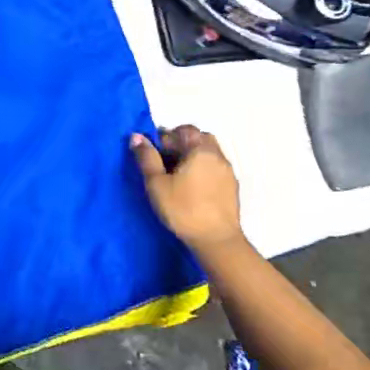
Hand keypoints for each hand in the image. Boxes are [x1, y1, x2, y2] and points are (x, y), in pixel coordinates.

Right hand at [129, 125, 243, 254]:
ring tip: (178, 174)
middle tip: (166, 160)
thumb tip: (137, 136)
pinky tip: (192, 186)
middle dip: (182, 142)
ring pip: (210, 152)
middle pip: (200, 138)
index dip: (167, 136)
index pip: (184, 130)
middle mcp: (218, 156)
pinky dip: (203, 168)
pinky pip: (216, 167)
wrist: (216, 239)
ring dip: (194, 155)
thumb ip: (146, 157)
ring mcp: (228, 171)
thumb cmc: (182, 208)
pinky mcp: (232, 186)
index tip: (155, 152)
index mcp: (200, 151)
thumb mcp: (156, 183)